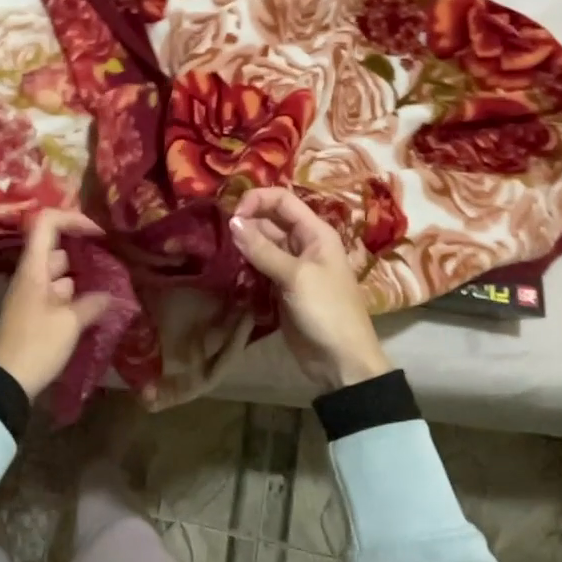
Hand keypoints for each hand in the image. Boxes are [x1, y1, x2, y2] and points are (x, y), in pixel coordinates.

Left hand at [0, 210, 113, 399]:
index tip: (98, 233)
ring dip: (80, 275)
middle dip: (82, 251)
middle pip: (55, 247)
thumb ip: (92, 304)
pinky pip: (56, 293)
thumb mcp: (70, 324)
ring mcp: (30, 294)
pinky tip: (94, 307)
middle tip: (109, 259)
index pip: (47, 223)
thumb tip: (110, 296)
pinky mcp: (33, 313)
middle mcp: (30, 275)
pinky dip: (74, 294)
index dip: (73, 219)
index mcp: (34, 268)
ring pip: (58, 272)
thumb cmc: (37, 345)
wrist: (6, 383)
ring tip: (108, 283)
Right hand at [230, 188, 393, 390]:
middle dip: (246, 222)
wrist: (342, 362)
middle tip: (220, 235)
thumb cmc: (326, 311)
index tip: (233, 217)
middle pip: (270, 219)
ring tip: (220, 250)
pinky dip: (246, 264)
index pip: (282, 200)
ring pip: (263, 243)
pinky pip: (260, 265)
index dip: (257, 200)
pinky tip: (229, 267)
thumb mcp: (295, 276)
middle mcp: (304, 243)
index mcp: (316, 232)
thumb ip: (262, 249)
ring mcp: (292, 266)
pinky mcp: (281, 287)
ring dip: (243, 244)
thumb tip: (232, 222)